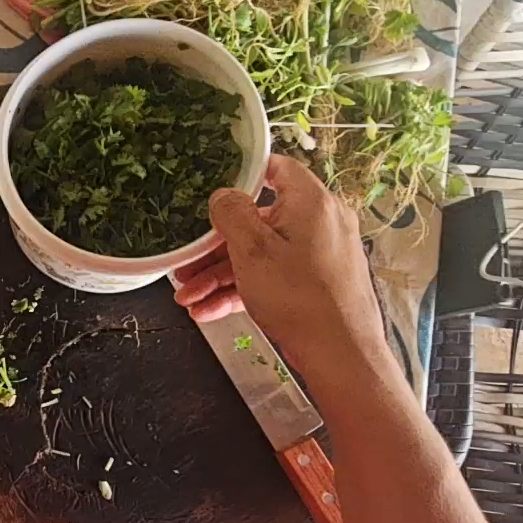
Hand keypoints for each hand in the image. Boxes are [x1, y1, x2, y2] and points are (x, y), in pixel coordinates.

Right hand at [171, 154, 393, 382]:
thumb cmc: (298, 296)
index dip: (241, 176)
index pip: (276, 169)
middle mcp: (318, 222)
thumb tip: (222, 195)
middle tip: (183, 264)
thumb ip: (232, 215)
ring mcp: (316, 254)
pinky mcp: (313, 281)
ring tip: (185, 297)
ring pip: (257, 255)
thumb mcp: (253, 251)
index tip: (208, 192)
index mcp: (310, 203)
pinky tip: (206, 311)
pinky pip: (269, 277)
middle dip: (213, 248)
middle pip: (256, 222)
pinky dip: (238, 291)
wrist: (339, 353)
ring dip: (217, 276)